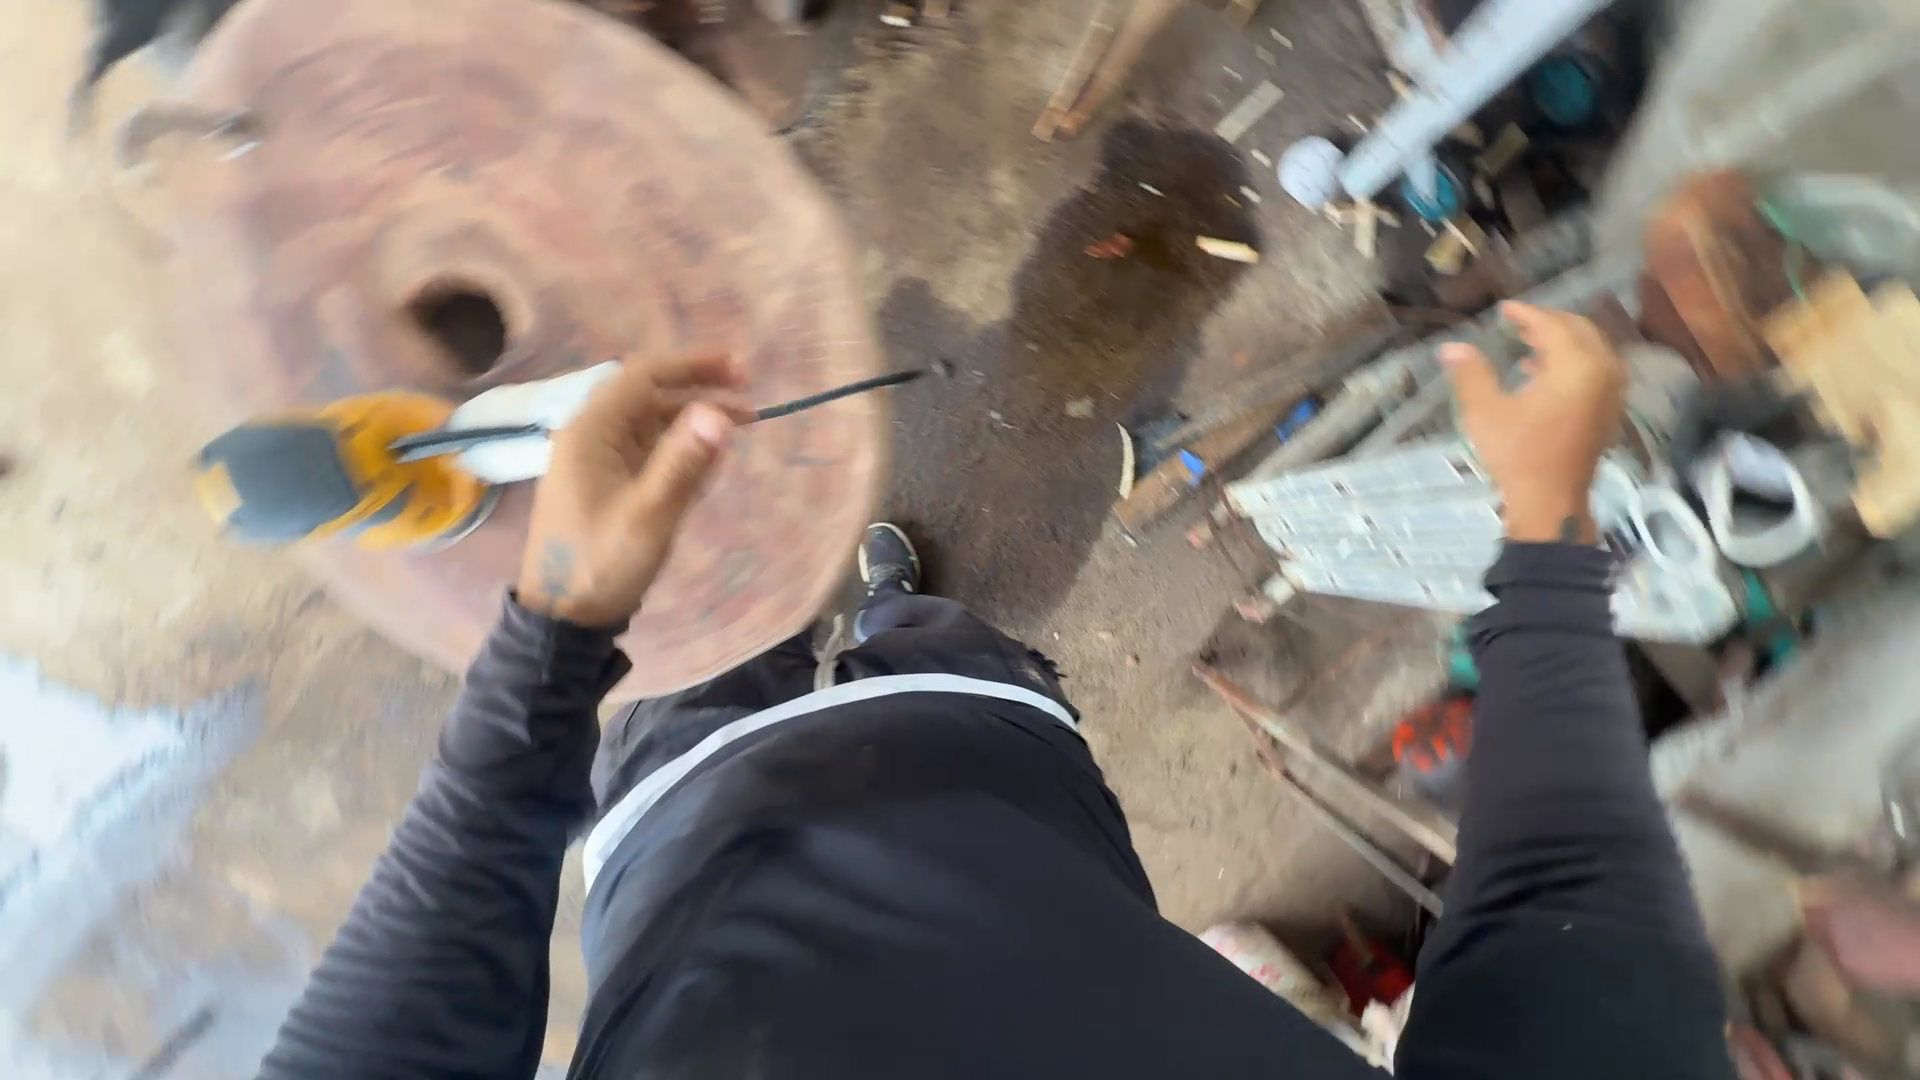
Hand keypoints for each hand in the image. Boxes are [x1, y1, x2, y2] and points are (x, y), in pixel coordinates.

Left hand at [516, 354, 748, 627]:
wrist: (564, 616)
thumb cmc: (602, 564)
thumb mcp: (649, 514)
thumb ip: (684, 462)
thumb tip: (720, 414)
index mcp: (591, 431)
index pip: (645, 376)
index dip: (694, 365)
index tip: (742, 369)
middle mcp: (593, 436)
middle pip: (652, 396)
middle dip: (702, 391)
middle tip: (752, 400)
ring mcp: (601, 461)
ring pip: (654, 424)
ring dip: (697, 420)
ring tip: (745, 426)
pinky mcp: (611, 483)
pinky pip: (652, 451)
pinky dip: (684, 447)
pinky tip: (712, 456)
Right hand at [1442, 303, 1625, 543]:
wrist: (1551, 498)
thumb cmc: (1516, 453)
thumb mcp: (1484, 412)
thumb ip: (1471, 375)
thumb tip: (1451, 348)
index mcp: (1577, 366)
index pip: (1553, 326)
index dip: (1526, 314)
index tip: (1503, 309)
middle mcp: (1604, 370)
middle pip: (1580, 331)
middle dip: (1548, 323)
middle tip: (1518, 321)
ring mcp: (1612, 390)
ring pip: (1590, 349)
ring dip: (1560, 341)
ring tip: (1527, 343)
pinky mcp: (1608, 408)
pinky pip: (1594, 369)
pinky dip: (1569, 361)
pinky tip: (1539, 372)